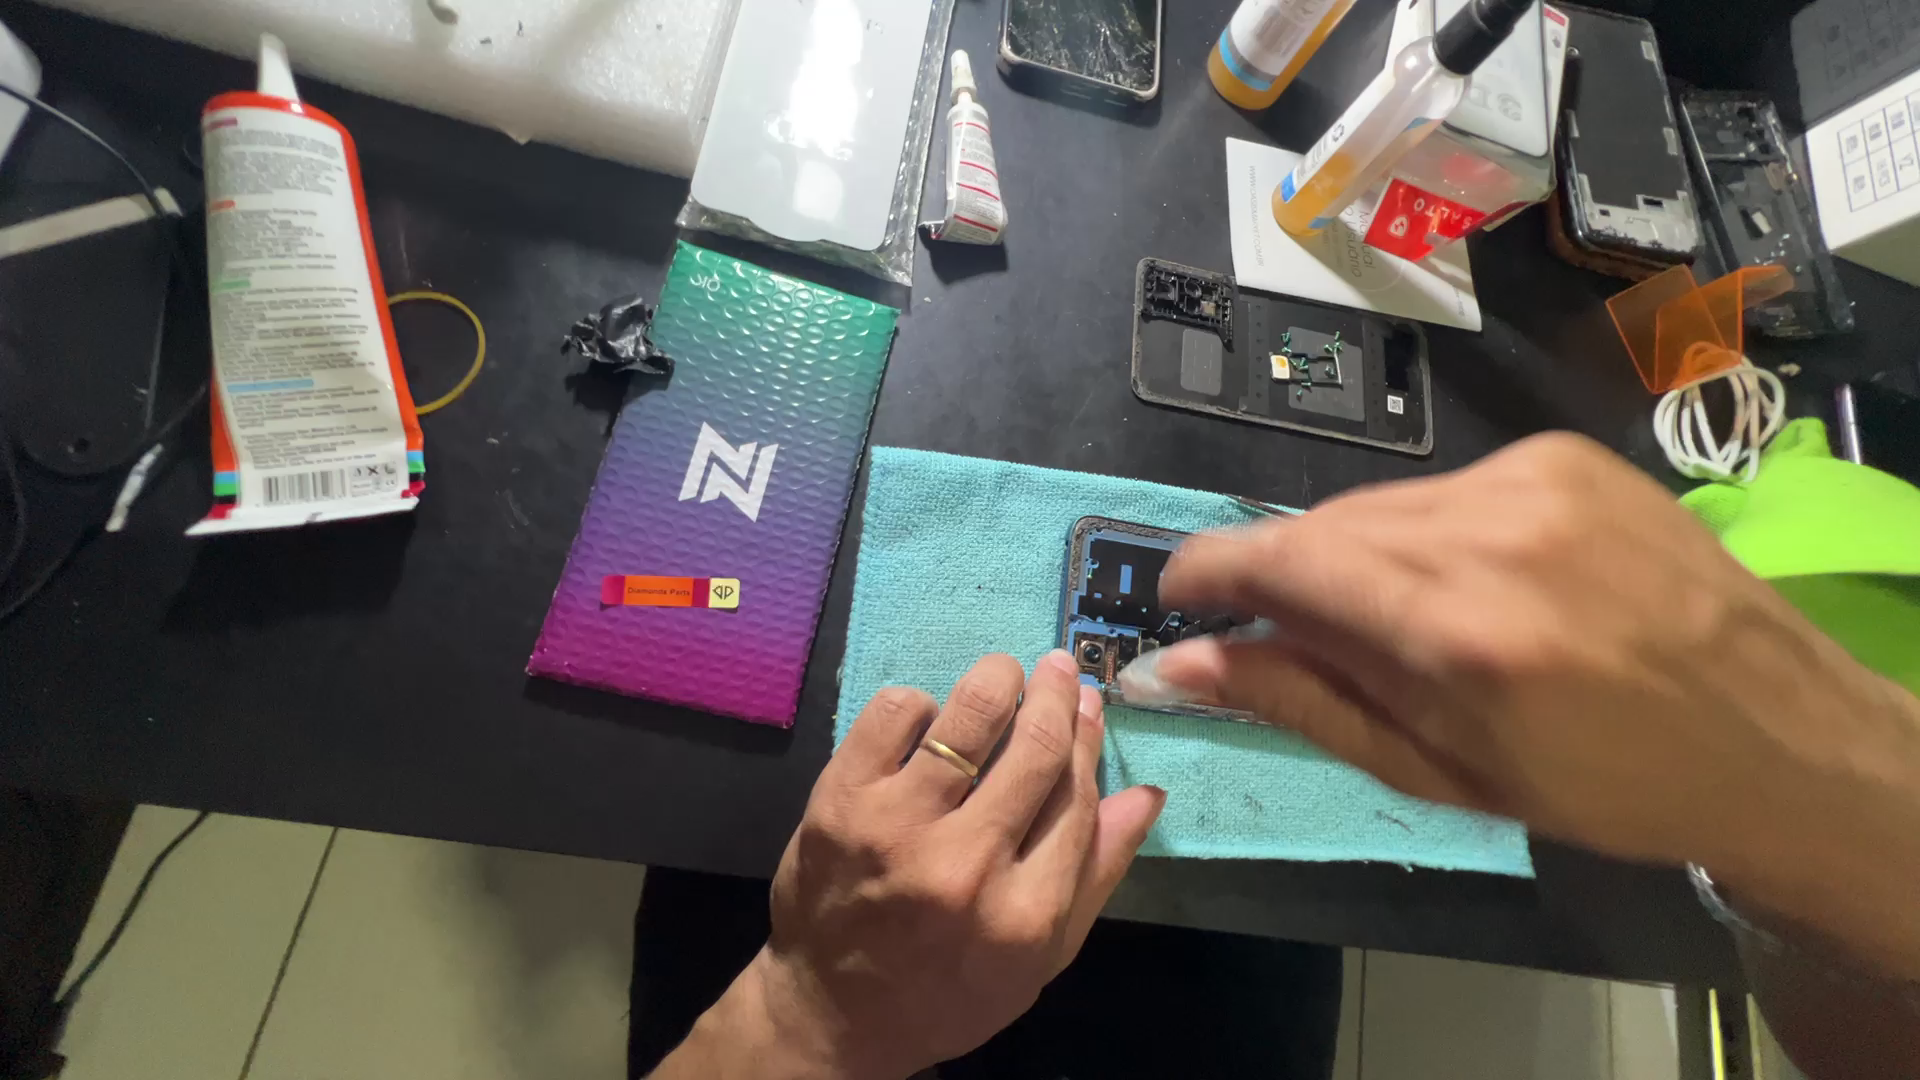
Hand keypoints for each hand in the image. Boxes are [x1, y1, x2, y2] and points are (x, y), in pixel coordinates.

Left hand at [656, 652, 1165, 1079]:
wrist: (833, 1010)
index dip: (1085, 735)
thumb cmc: (951, 987)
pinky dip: (919, 701)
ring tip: (1004, 673)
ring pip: (968, 716)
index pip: (1076, 792)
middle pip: (1034, 748)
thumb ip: (1098, 871)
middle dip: (1054, 692)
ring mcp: (897, 827)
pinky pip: (894, 713)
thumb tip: (1148, 792)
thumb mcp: (1042, 956)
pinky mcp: (841, 799)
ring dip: (996, 680)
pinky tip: (928, 718)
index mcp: (1026, 912)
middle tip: (1057, 667)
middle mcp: (965, 865)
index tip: (1087, 701)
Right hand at [1123, 433, 1919, 975]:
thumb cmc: (1591, 783)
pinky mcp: (1557, 456)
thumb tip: (1180, 663)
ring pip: (1365, 507)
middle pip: (1315, 528)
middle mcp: (1489, 532)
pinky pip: (1425, 490)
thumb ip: (1294, 700)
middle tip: (1286, 629)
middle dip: (1277, 576)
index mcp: (1456, 631)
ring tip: (1384, 614)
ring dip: (1341, 556)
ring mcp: (1530, 479)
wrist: (1787, 742)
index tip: (1178, 592)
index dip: (1208, 569)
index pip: (1281, 563)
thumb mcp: (1425, 769)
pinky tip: (1449, 578)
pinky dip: (1403, 533)